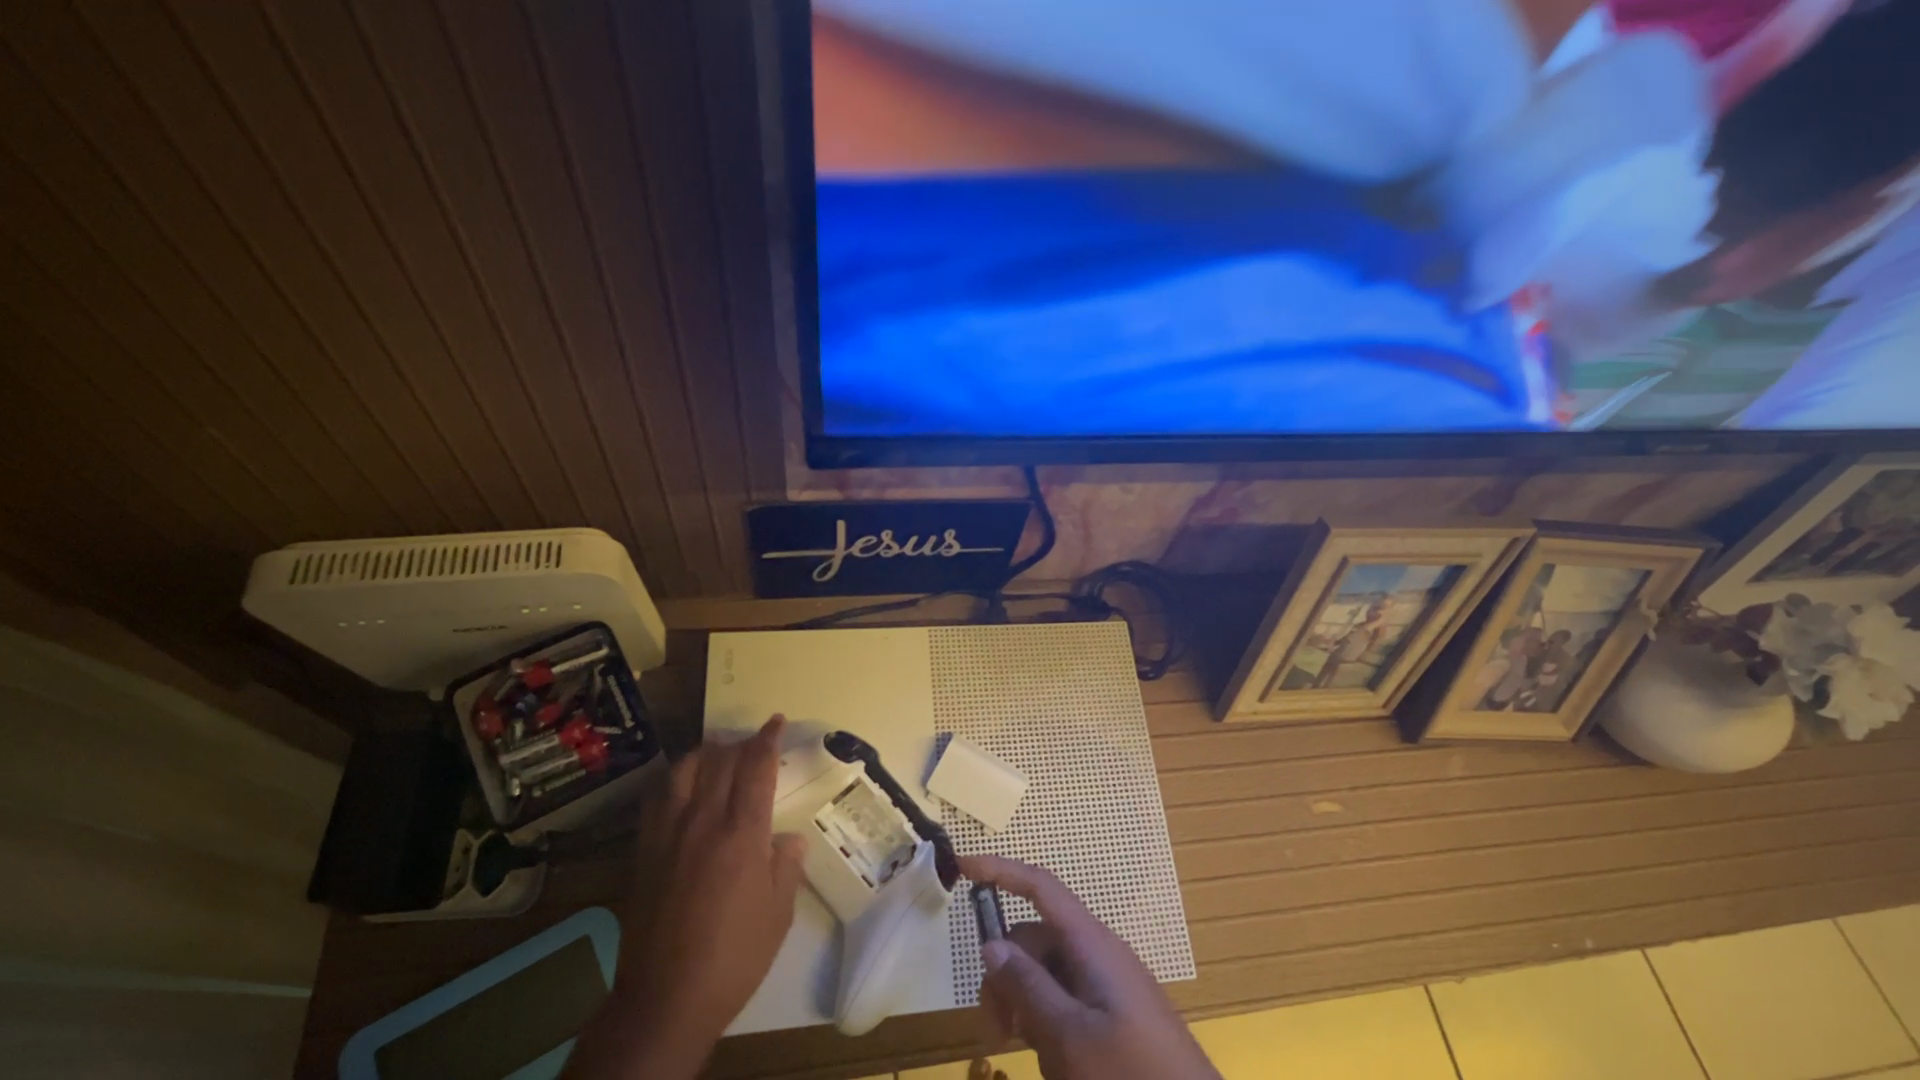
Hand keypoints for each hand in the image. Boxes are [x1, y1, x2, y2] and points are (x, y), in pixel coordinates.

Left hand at [565, 716, 806, 1079]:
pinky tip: (681, 785)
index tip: (775, 722)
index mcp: (743, 836)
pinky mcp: (644, 851)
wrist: (665, 996)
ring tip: (717, 753)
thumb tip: (789, 840)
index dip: (767, 740)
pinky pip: (657, 797)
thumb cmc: (734, 958)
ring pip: (684, 770)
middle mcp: (703, 822)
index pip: (756, 770)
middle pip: (720, 761)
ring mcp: (668, 834)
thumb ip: (785, 868)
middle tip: (753, 740)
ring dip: (705, 753)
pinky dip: (674, 779)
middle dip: (740, 742)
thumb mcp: (778, 915)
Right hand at [962, 854, 1220, 1079]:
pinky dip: (1048, 1025)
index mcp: (1093, 944)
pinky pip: (1066, 1002)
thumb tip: (991, 943)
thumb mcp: (1069, 1036)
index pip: (1041, 886)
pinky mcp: (1113, 1014)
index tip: (961, 867)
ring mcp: (1107, 985)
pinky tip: (1054, 1062)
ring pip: (1046, 976)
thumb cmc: (1130, 1073)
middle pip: (1034, 941)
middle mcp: (1099, 954)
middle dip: (1006, 976)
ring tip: (1033, 1055)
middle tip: (995, 1030)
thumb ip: (1028, 987)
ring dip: (1026, 1009)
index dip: (1001, 870)